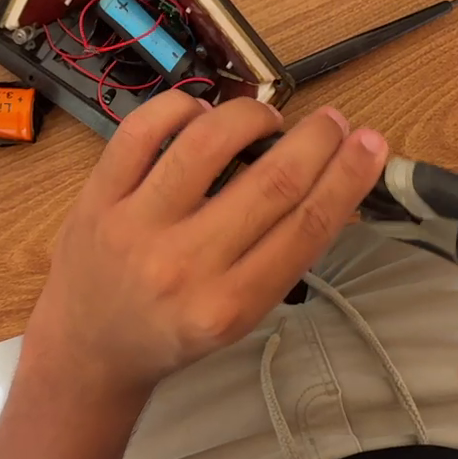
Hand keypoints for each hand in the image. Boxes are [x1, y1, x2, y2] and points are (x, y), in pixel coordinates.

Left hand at [20, 91, 388, 405]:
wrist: (86, 352)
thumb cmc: (169, 335)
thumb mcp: (236, 319)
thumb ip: (276, 258)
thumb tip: (327, 182)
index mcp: (229, 306)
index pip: (305, 228)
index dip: (347, 178)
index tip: (371, 143)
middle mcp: (185, 265)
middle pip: (270, 183)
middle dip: (316, 140)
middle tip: (333, 121)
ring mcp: (136, 225)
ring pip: (207, 144)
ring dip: (251, 115)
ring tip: (266, 118)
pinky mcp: (98, 196)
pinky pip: (142, 130)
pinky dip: (180, 107)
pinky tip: (201, 112)